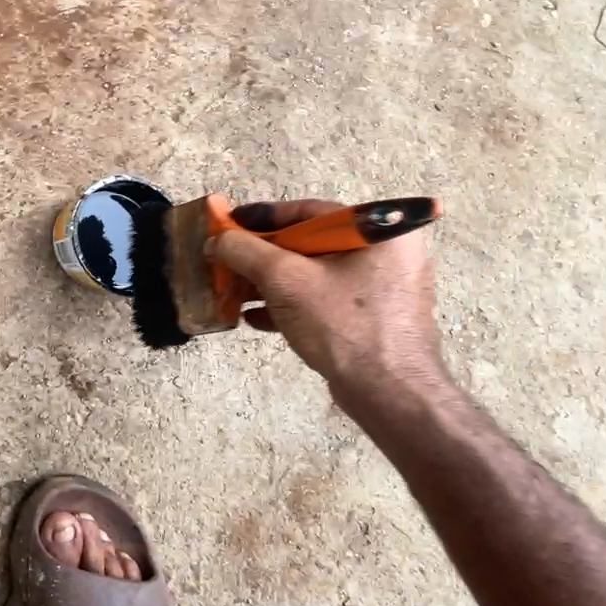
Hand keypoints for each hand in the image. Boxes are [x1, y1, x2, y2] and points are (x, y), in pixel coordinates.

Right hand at [206, 200, 445, 401]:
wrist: (389, 393)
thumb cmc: (341, 323)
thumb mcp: (283, 278)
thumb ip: (243, 250)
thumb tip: (216, 240)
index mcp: (379, 232)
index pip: (309, 211)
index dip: (262, 217)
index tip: (229, 227)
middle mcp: (388, 255)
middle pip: (308, 243)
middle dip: (261, 255)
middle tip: (228, 262)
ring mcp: (382, 289)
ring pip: (312, 273)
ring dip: (269, 281)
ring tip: (236, 292)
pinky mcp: (372, 318)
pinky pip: (323, 298)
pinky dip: (289, 303)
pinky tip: (257, 317)